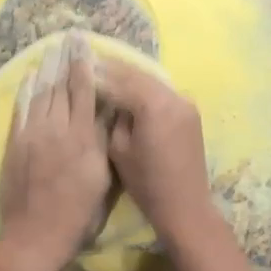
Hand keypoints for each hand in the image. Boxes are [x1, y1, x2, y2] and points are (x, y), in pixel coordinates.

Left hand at [0, 33, 111, 270]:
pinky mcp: (16, 144)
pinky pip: (22, 109)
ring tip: (52, 48)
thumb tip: (109, 114)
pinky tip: (31, 76)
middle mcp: (58, 130)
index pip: (86, 93)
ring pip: (42, 94)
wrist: (36, 237)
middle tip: (69, 37)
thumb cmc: (78, 216)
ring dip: (47, 68)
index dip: (86, 66)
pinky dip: (27, 91)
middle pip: (62, 86)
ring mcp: (33, 135)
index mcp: (83, 139)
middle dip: (66, 59)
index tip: (87, 46)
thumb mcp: (103, 180)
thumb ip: (103, 144)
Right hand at [96, 57, 214, 239]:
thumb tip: (108, 98)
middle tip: (92, 65)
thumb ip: (113, 117)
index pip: (120, 81)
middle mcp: (173, 96)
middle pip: (138, 75)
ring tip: (107, 75)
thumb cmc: (146, 182)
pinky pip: (163, 92)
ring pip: (152, 81)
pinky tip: (130, 90)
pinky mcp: (190, 111)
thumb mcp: (118, 149)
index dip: (99, 76)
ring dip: (130, 77)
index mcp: (153, 104)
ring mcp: (185, 102)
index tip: (81, 69)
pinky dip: (145, 88)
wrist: (185, 205)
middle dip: (115, 70)